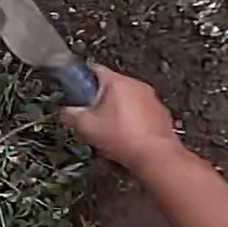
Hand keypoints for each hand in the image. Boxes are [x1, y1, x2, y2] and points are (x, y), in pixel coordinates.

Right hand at [61, 64, 185, 170]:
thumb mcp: (82, 125)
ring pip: (124, 99)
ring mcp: (151, 99)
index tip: (77, 94)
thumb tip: (66, 111)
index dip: (80, 81)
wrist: (155, 157)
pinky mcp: (161, 113)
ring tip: (108, 130)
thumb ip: (69, 113)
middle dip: (97, 101)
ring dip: (114, 111)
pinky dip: (130, 121)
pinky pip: (139, 112)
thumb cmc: (124, 139)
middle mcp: (137, 86)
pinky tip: (123, 137)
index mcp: (117, 82)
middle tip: (90, 117)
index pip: (92, 69)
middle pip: (108, 86)